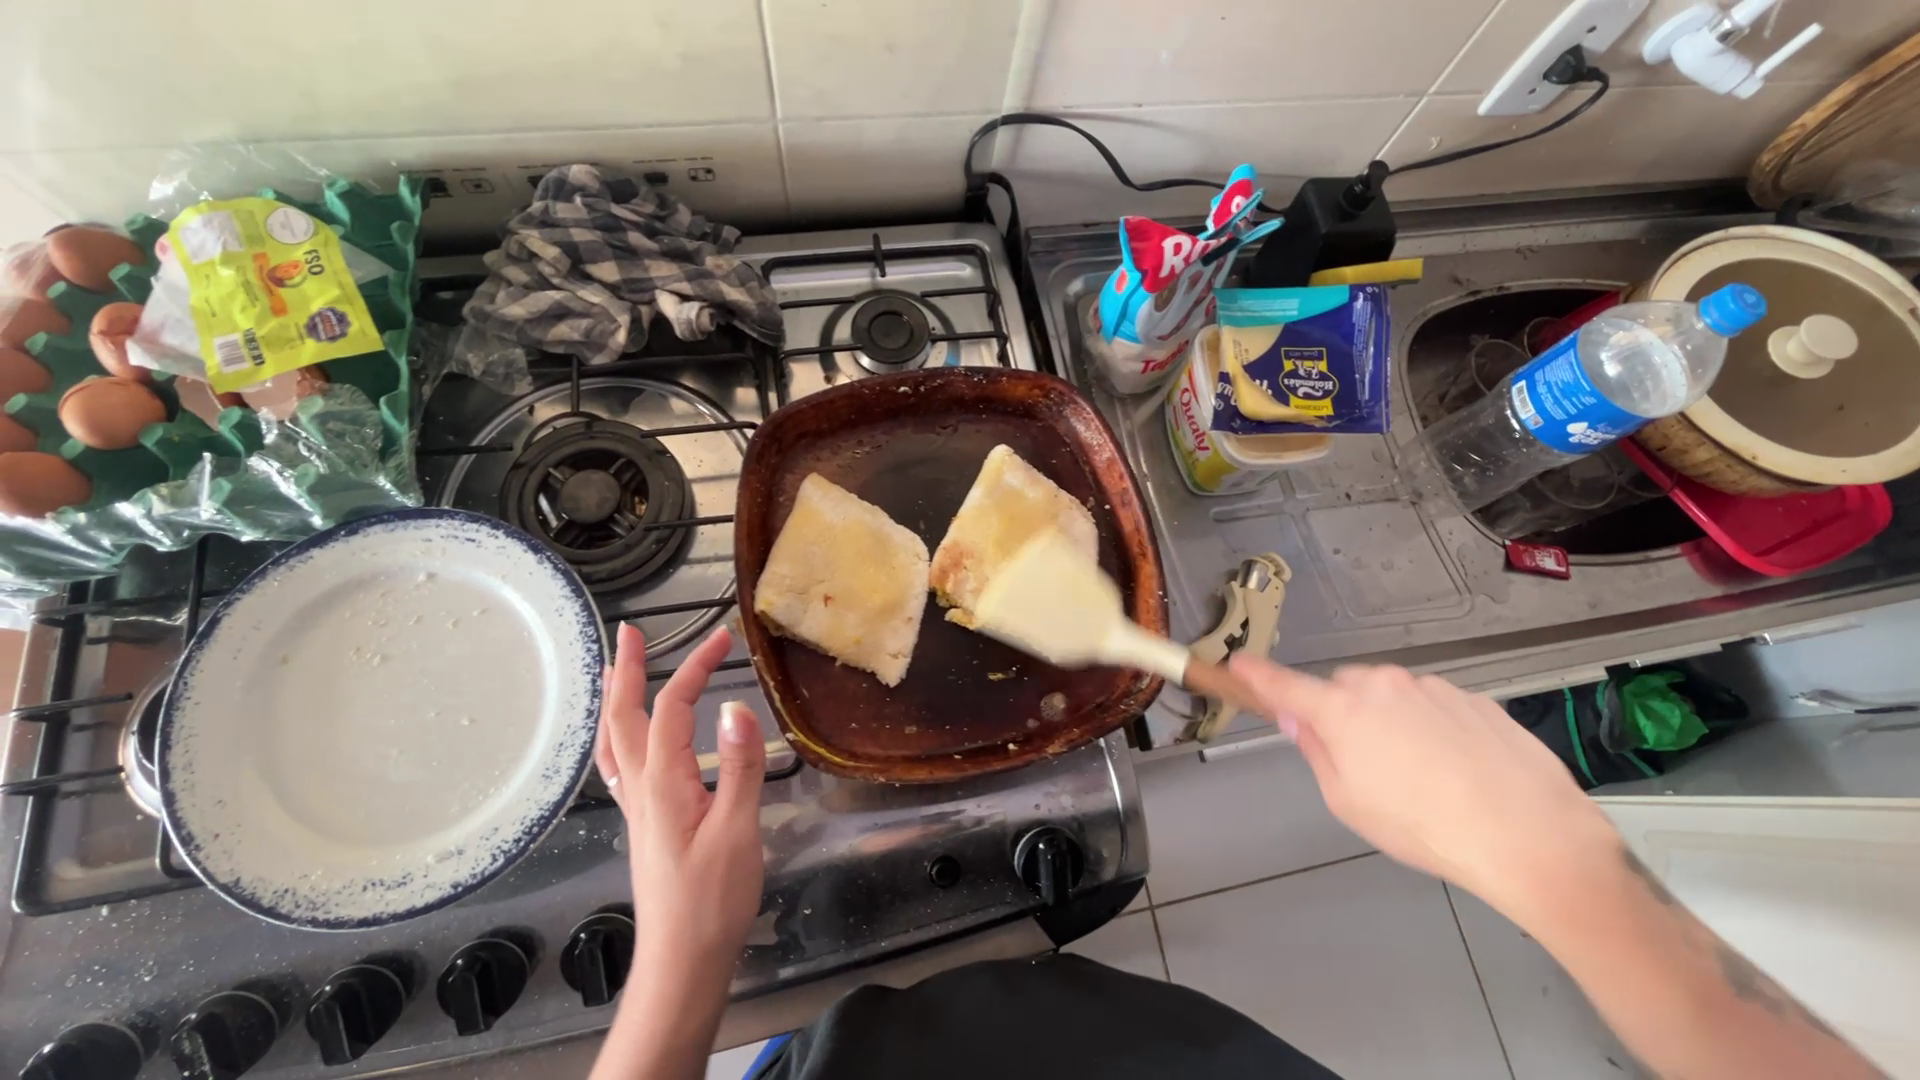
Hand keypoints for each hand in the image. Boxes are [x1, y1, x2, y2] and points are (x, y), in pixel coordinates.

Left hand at [594, 623, 765, 996]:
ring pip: (616, 741)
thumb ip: (740, 768)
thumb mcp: (737, 831)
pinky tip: (627, 739)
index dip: (695, 669)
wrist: (682, 958)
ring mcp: (639, 807)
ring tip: (616, 670)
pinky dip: (620, 735)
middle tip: (631, 633)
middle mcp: (642, 788)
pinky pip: (622, 764)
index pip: (672, 710)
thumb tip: (735, 707)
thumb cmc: (713, 898)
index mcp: (664, 783)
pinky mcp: (646, 823)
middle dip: (627, 672)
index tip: (723, 640)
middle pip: (625, 718)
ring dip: (616, 700)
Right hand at [1230, 656, 1617, 919]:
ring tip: (1419, 773)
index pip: (1284, 684)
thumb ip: (1317, 752)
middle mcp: (1384, 684)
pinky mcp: (1476, 699)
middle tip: (1358, 759)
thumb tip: (1300, 721)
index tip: (1237, 664)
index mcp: (1343, 709)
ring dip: (1388, 719)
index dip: (1256, 675)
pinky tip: (1455, 770)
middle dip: (1340, 711)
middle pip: (1343, 687)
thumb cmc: (1423, 827)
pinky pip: (1434, 705)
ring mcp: (1434, 687)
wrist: (1531, 836)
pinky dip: (1430, 726)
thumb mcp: (1349, 802)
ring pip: (1391, 694)